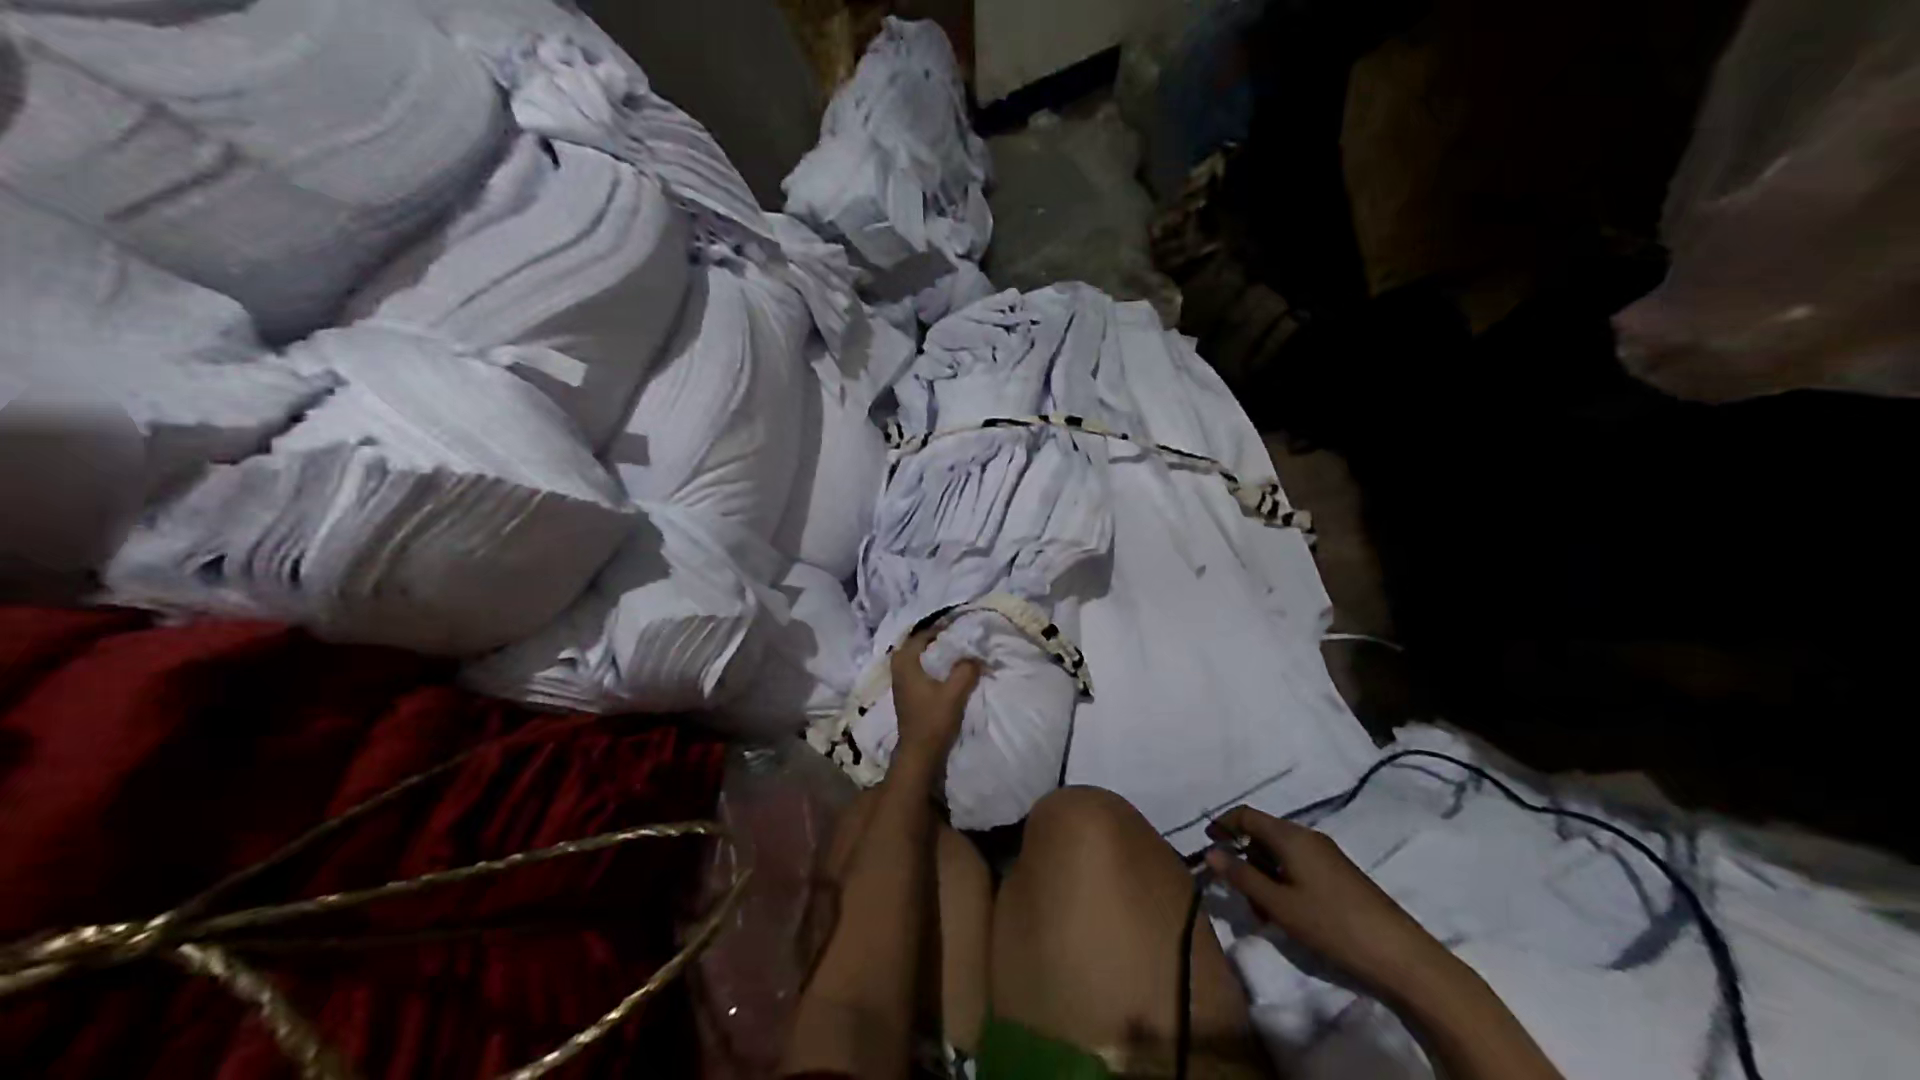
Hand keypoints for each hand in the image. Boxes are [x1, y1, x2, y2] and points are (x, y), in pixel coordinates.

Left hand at [889, 628, 980, 762]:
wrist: (919, 752)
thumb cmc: (933, 720)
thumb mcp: (954, 693)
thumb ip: (965, 671)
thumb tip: (974, 656)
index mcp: (905, 662)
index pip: (922, 635)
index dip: (941, 630)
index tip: (960, 628)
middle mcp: (898, 668)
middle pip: (917, 645)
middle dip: (936, 641)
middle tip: (958, 639)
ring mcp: (900, 682)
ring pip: (917, 658)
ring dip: (934, 654)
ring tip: (955, 654)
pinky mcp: (906, 693)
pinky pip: (918, 670)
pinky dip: (930, 666)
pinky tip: (946, 672)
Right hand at [1205, 806, 1458, 1002]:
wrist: (1400, 955)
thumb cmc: (1331, 924)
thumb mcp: (1278, 904)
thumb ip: (1241, 876)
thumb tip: (1210, 852)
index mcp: (1291, 836)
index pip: (1247, 815)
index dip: (1223, 824)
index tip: (1207, 844)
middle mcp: (1308, 837)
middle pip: (1263, 834)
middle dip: (1244, 858)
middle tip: (1237, 892)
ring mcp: (1326, 855)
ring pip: (1280, 853)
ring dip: (1263, 874)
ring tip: (1263, 912)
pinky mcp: (1339, 874)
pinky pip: (1298, 865)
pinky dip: (1282, 881)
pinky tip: (1286, 913)